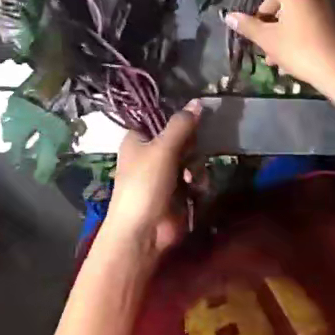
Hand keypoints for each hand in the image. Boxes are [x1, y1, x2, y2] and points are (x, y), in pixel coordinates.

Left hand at [101, 102, 201, 263]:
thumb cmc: (145, 184)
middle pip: (181, 138)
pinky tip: (195, 189)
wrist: (143, 232)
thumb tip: (197, 101)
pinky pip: (195, 178)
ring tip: (191, 178)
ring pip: (191, 158)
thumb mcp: (162, 148)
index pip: (160, 119)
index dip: (178, 118)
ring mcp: (165, 174)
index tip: (197, 117)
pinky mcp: (178, 192)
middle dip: (191, 146)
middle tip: (193, 150)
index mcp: (138, 139)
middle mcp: (150, 154)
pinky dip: (197, 182)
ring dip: (195, 166)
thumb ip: (181, 125)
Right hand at [225, 0, 334, 96]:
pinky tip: (292, 61)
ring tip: (277, 62)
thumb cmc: (297, 50)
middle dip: (271, 31)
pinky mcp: (333, 25)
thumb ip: (247, 26)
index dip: (259, 17)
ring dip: (282, 39)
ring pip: (295, 22)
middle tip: (265, 52)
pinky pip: (308, 28)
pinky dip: (298, 40)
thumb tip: (228, 16)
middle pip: (283, 11)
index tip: (256, 36)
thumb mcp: (267, 39)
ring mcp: (325, 10)